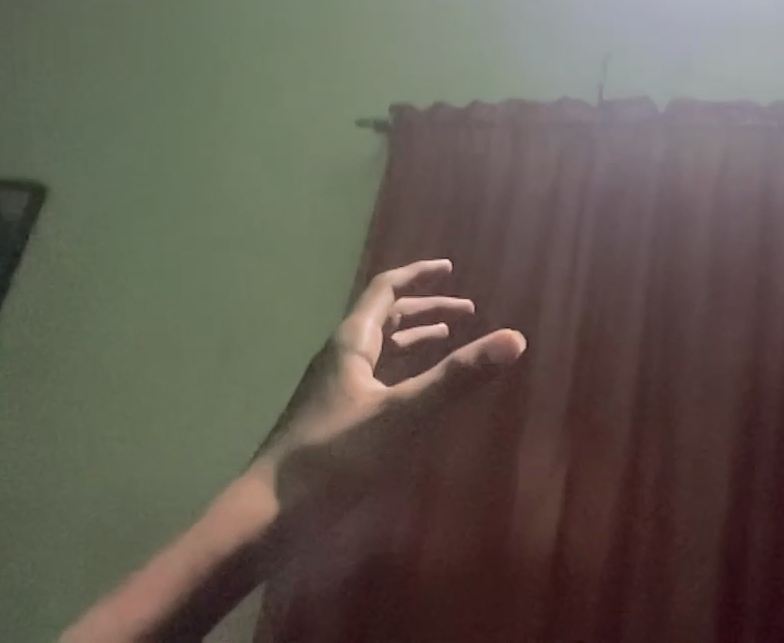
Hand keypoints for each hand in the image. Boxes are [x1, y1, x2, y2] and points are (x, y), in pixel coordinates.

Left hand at [253, 258, 527, 522]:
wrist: (268, 515)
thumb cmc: (335, 456)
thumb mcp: (403, 414)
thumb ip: (457, 377)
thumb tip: (515, 339)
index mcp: (352, 342)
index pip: (386, 290)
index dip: (419, 276)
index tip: (449, 268)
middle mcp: (342, 356)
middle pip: (386, 318)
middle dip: (427, 309)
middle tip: (467, 311)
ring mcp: (335, 388)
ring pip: (381, 349)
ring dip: (415, 339)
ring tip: (449, 340)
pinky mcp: (335, 417)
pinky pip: (376, 378)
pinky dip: (403, 371)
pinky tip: (417, 391)